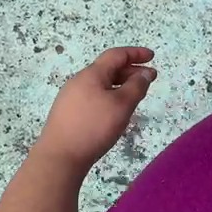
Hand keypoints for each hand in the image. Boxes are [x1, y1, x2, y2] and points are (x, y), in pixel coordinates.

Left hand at [31, 47, 155, 175]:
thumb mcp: (122, 105)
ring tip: (135, 96)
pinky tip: (115, 111)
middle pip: (108, 69)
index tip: (152, 57)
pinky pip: (93, 96)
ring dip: (121, 85)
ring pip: (101, 84)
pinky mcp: (67, 114)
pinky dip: (109, 96)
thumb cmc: (94, 127)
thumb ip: (136, 86)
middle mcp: (78, 82)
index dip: (136, 53)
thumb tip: (144, 74)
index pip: (116, 55)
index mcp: (91, 75)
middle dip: (131, 71)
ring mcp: (70, 98)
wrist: (59, 158)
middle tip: (149, 79)